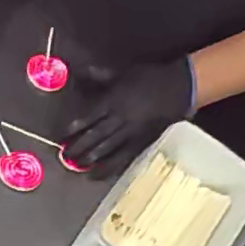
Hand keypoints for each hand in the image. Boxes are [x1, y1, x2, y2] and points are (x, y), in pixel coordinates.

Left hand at [60, 60, 194, 170]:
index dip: (75, 127)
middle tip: (65, 155)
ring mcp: (131, 132)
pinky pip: (122, 158)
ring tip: (77, 166)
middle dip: (78, 146)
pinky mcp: (141, 142)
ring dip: (90, 158)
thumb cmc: (150, 77)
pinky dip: (108, 168)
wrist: (181, 86)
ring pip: (107, 148)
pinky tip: (96, 175)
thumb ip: (101, 75)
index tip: (63, 135)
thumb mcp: (124, 73)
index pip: (90, 116)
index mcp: (114, 100)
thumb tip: (81, 70)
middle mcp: (120, 118)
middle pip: (95, 135)